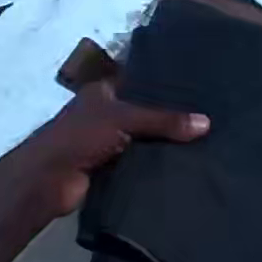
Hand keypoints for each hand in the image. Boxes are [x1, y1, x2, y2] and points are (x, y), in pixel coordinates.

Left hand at [10, 80, 208, 216]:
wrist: (50, 180)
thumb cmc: (81, 135)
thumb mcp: (124, 118)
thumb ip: (163, 121)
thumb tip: (206, 123)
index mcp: (103, 92)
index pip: (138, 82)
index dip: (163, 83)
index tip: (197, 87)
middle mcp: (105, 113)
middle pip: (143, 113)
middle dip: (169, 117)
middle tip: (211, 117)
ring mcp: (107, 142)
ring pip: (143, 139)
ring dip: (164, 144)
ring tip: (207, 142)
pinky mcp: (111, 168)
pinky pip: (139, 163)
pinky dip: (156, 165)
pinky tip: (186, 166)